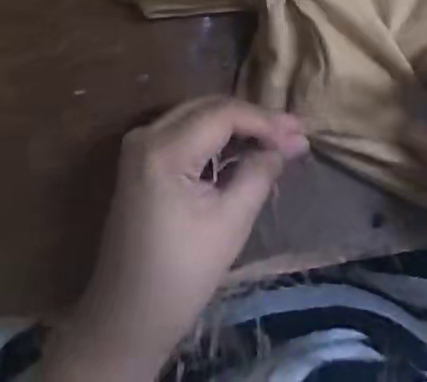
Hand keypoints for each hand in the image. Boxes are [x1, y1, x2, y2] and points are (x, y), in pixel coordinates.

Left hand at [43, 97, 307, 380]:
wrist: (125, 318)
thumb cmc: (181, 276)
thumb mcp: (231, 223)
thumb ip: (260, 172)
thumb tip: (290, 141)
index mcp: (164, 149)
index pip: (224, 114)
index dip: (265, 120)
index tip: (300, 133)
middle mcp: (147, 134)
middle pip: (210, 108)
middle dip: (254, 119)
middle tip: (294, 132)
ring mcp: (139, 144)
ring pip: (199, 115)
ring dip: (237, 125)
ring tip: (277, 138)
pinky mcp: (140, 158)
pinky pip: (185, 130)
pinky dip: (216, 136)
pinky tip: (244, 147)